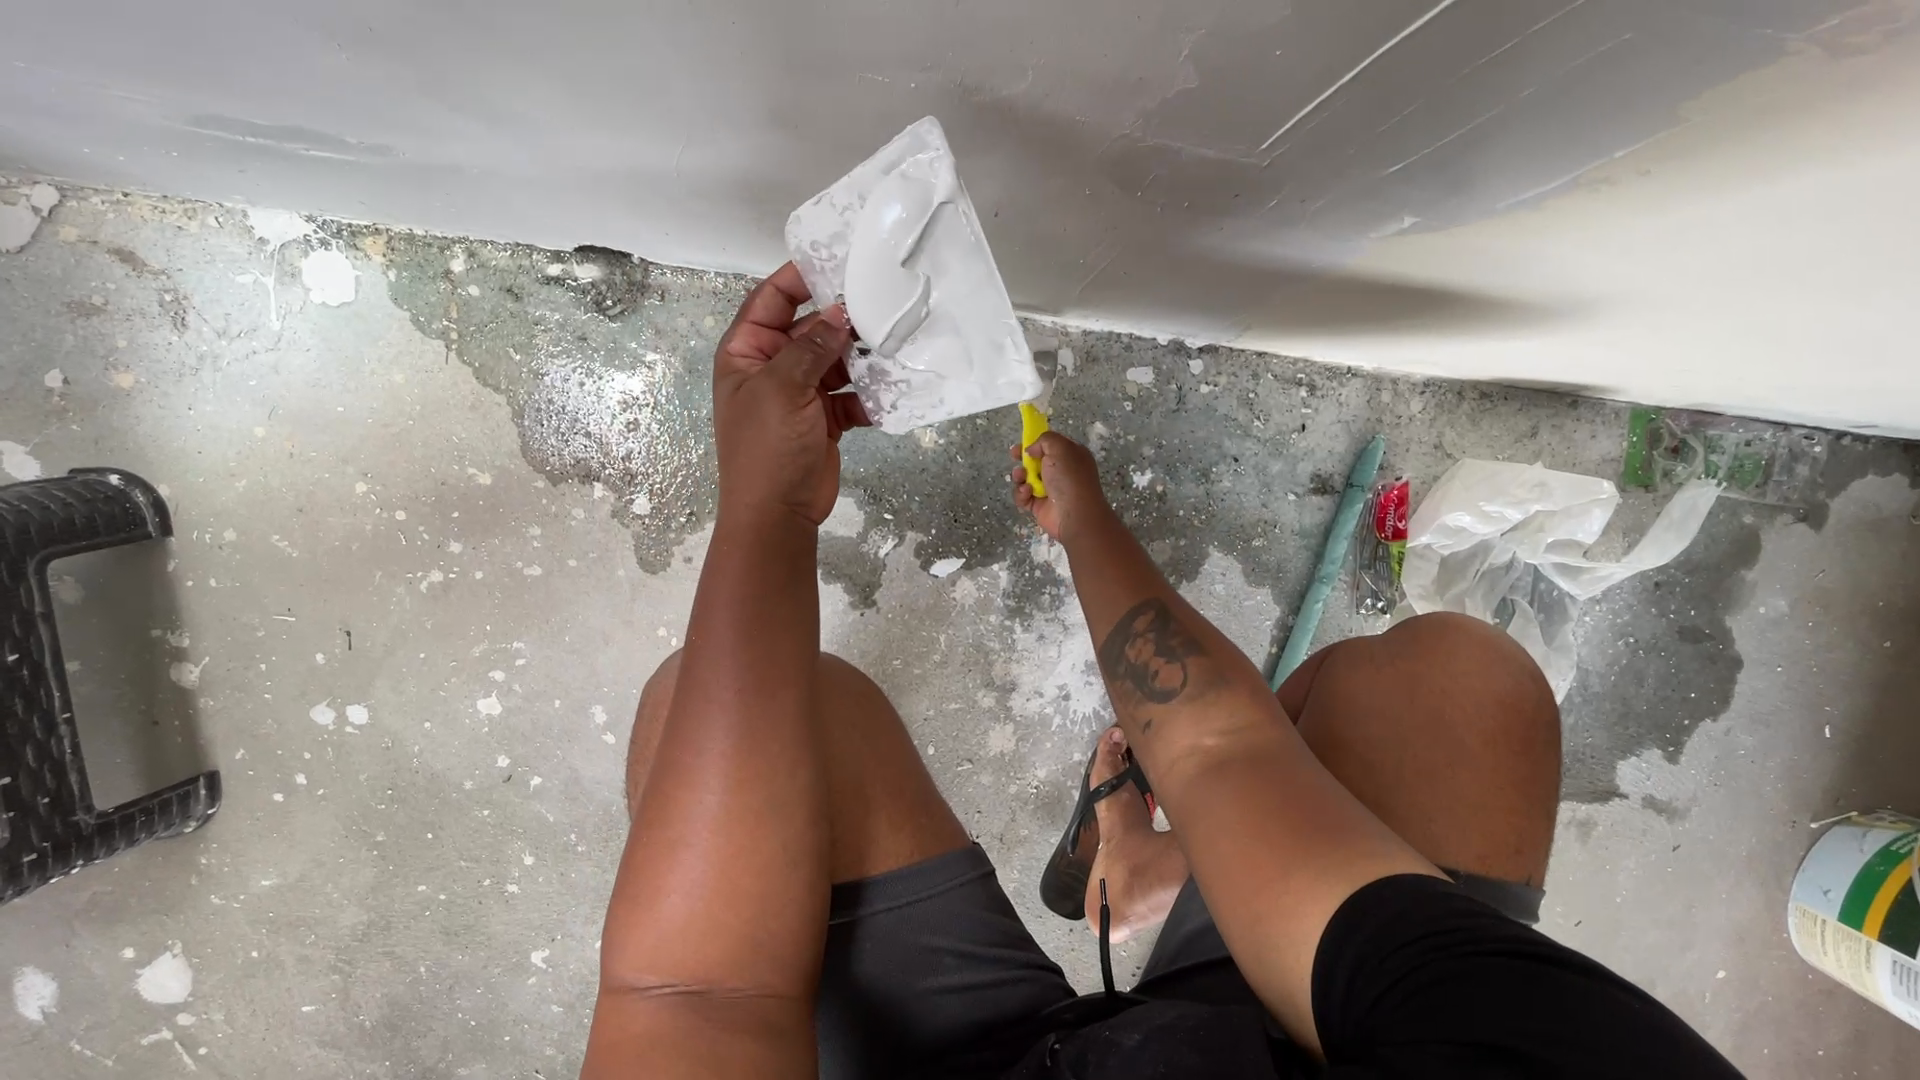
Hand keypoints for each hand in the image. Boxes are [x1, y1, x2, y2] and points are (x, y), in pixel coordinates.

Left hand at [713, 264, 870, 524]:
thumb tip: (839, 311)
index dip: (799, 278)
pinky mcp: (825, 418)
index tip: (838, 261)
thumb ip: (812, 348)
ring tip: (896, 344)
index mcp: (747, 352)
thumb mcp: (783, 389)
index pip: (771, 300)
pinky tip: (893, 389)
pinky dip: (870, 394)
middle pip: (811, 329)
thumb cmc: (766, 448)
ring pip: (836, 361)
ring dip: (862, 357)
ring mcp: (800, 394)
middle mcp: (773, 367)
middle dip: (844, 321)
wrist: (777, 514)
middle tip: (883, 303)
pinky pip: (851, 395)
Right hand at [1010, 431, 1115, 544]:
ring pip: (1026, 478)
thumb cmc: (1070, 478)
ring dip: (1020, 476)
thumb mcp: (1060, 447)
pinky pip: (1024, 497)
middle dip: (1023, 458)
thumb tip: (1031, 450)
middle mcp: (1061, 472)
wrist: (1075, 514)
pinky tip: (1027, 493)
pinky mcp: (1039, 506)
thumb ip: (1044, 440)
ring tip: (1021, 477)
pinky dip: (1022, 494)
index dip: (1037, 442)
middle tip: (1014, 456)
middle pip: (1036, 461)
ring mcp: (1049, 490)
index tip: (1023, 442)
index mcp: (1071, 456)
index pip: (1052, 445)